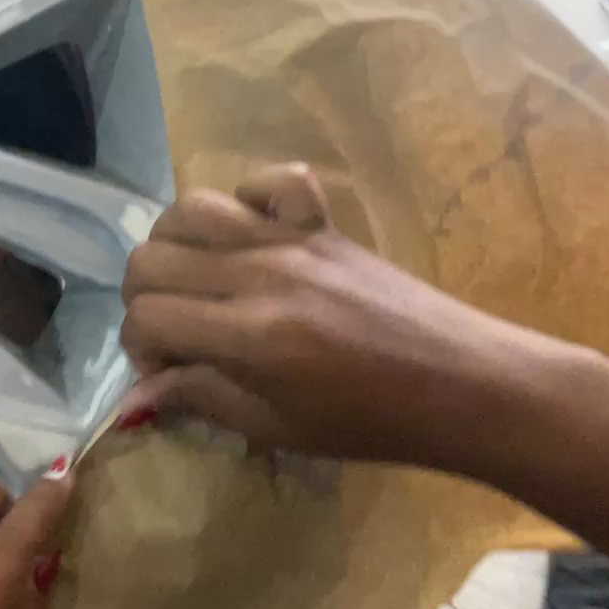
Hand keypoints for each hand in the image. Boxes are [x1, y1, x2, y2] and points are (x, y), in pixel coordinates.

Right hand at [118, 164, 577, 469]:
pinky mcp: (322, 224)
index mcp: (250, 335)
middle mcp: (261, 275)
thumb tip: (138, 392)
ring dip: (174, 244)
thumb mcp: (275, 427)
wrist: (471, 388)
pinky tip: (251, 233)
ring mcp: (293, 241)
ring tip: (194, 276)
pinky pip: (271, 181)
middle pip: (151, 258)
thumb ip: (197, 397)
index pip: (146, 317)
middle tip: (171, 327)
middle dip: (141, 297)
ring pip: (191, 209)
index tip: (163, 369)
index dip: (137, 346)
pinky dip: (248, 197)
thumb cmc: (372, 422)